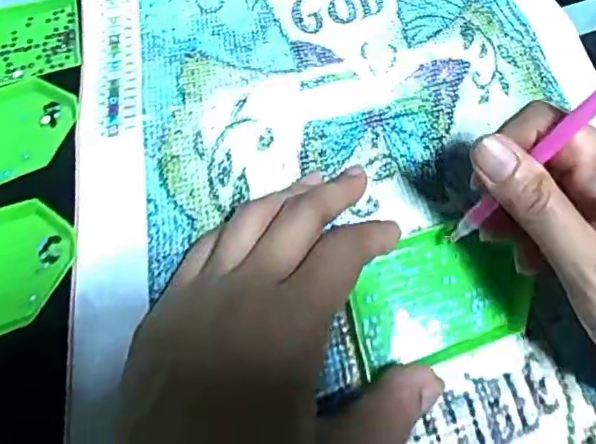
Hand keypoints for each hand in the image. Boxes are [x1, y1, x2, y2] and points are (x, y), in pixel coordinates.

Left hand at [122, 168, 444, 443]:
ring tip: (311, 181)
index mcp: (289, 325)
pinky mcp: (164, 311)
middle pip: (297, 219)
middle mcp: (244, 293)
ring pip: (249, 220)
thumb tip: (432, 378)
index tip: (392, 231)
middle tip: (358, 178)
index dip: (372, 235)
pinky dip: (235, 224)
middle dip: (334, 194)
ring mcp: (198, 297)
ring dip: (286, 195)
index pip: (341, 254)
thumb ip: (382, 418)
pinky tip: (248, 223)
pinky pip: (203, 245)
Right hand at [471, 103, 595, 443]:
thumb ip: (538, 206)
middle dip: (513, 187)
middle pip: (550, 148)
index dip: (507, 151)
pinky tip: (543, 261)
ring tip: (520, 259)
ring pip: (557, 175)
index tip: (483, 203)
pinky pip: (575, 199)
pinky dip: (550, 225)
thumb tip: (483, 145)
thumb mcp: (592, 274)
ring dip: (528, 211)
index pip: (548, 122)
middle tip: (494, 240)